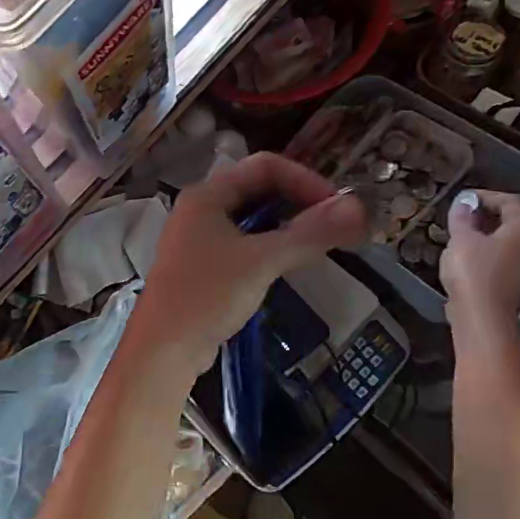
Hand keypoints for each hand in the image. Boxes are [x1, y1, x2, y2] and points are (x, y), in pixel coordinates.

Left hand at [133, 153, 368, 373]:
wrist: (161, 352)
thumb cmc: (206, 296)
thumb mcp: (261, 262)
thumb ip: (309, 234)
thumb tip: (359, 209)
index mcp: (206, 195)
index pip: (265, 166)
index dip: (305, 180)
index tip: (336, 208)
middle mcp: (200, 210)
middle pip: (258, 189)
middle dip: (299, 203)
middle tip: (333, 227)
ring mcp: (198, 240)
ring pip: (251, 220)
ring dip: (286, 227)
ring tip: (317, 246)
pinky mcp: (202, 268)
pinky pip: (243, 245)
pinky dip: (269, 248)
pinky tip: (286, 266)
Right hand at [441, 190, 519, 341]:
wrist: (481, 316)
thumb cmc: (472, 271)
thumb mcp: (461, 239)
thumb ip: (462, 217)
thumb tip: (463, 203)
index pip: (511, 201)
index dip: (487, 196)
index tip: (465, 199)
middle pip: (514, 220)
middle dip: (489, 214)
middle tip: (464, 215)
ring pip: (511, 240)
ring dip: (489, 233)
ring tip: (464, 233)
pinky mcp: (519, 282)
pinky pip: (507, 256)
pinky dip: (491, 250)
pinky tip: (470, 254)